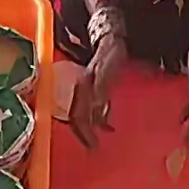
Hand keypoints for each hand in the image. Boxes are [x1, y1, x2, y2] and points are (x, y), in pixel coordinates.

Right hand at [70, 33, 125, 148]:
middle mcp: (80, 90)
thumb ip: (100, 90)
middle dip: (84, 134)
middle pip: (77, 117)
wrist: (111, 40)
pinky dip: (97, 119)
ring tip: (96, 141)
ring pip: (82, 114)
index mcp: (81, 87)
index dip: (84, 132)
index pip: (78, 115)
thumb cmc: (110, 55)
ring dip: (89, 128)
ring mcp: (85, 90)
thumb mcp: (106, 72)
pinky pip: (90, 108)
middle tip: (94, 148)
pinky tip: (106, 126)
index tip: (92, 145)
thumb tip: (94, 108)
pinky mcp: (92, 89)